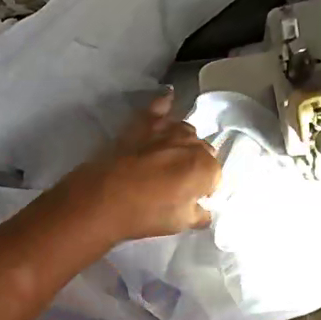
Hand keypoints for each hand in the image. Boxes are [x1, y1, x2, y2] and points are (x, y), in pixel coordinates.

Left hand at [51, 92, 220, 242]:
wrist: (104, 197)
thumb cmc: (147, 213)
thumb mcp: (181, 223)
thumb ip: (200, 215)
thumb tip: (204, 211)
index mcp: (206, 167)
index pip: (216, 177)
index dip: (204, 189)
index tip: (192, 198)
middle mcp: (192, 142)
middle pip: (203, 152)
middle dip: (196, 165)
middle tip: (179, 183)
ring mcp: (167, 128)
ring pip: (185, 131)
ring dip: (183, 142)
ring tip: (169, 158)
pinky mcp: (143, 123)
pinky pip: (160, 106)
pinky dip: (165, 104)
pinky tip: (168, 96)